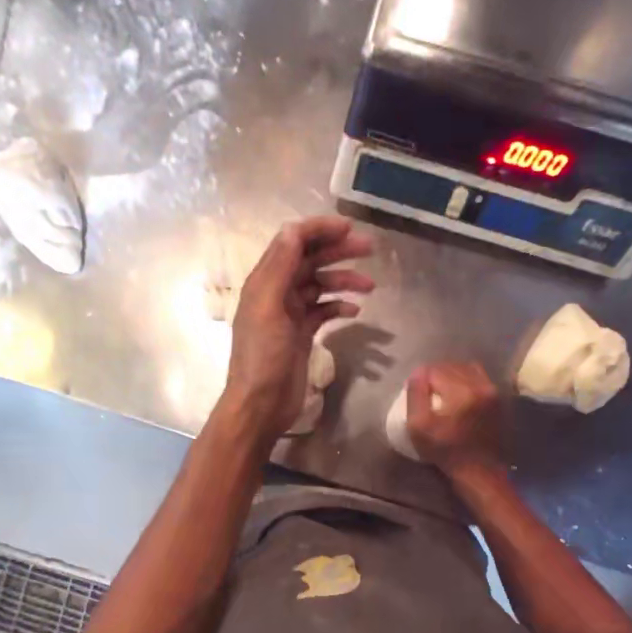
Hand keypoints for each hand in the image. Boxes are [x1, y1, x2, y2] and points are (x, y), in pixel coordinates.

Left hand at [223, 216, 375, 437]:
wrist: (261, 404)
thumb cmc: (262, 357)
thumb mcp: (268, 307)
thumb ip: (280, 267)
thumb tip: (295, 229)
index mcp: (265, 281)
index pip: (292, 242)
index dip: (318, 230)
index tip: (349, 228)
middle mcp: (276, 293)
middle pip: (309, 261)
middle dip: (338, 251)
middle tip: (370, 249)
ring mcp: (290, 314)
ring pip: (320, 286)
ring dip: (344, 280)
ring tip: (370, 285)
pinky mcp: (302, 335)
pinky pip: (323, 311)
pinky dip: (339, 307)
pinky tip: (355, 311)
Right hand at [405, 361, 504, 479]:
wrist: (479, 471)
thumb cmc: (446, 451)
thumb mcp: (419, 427)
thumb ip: (415, 396)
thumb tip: (417, 373)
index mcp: (462, 391)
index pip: (434, 370)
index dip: (421, 379)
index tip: (416, 394)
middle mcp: (481, 385)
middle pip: (451, 366)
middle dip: (436, 376)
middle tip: (426, 393)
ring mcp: (492, 391)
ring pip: (466, 369)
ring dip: (451, 376)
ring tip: (441, 392)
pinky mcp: (498, 398)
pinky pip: (478, 377)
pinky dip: (465, 381)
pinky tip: (457, 396)